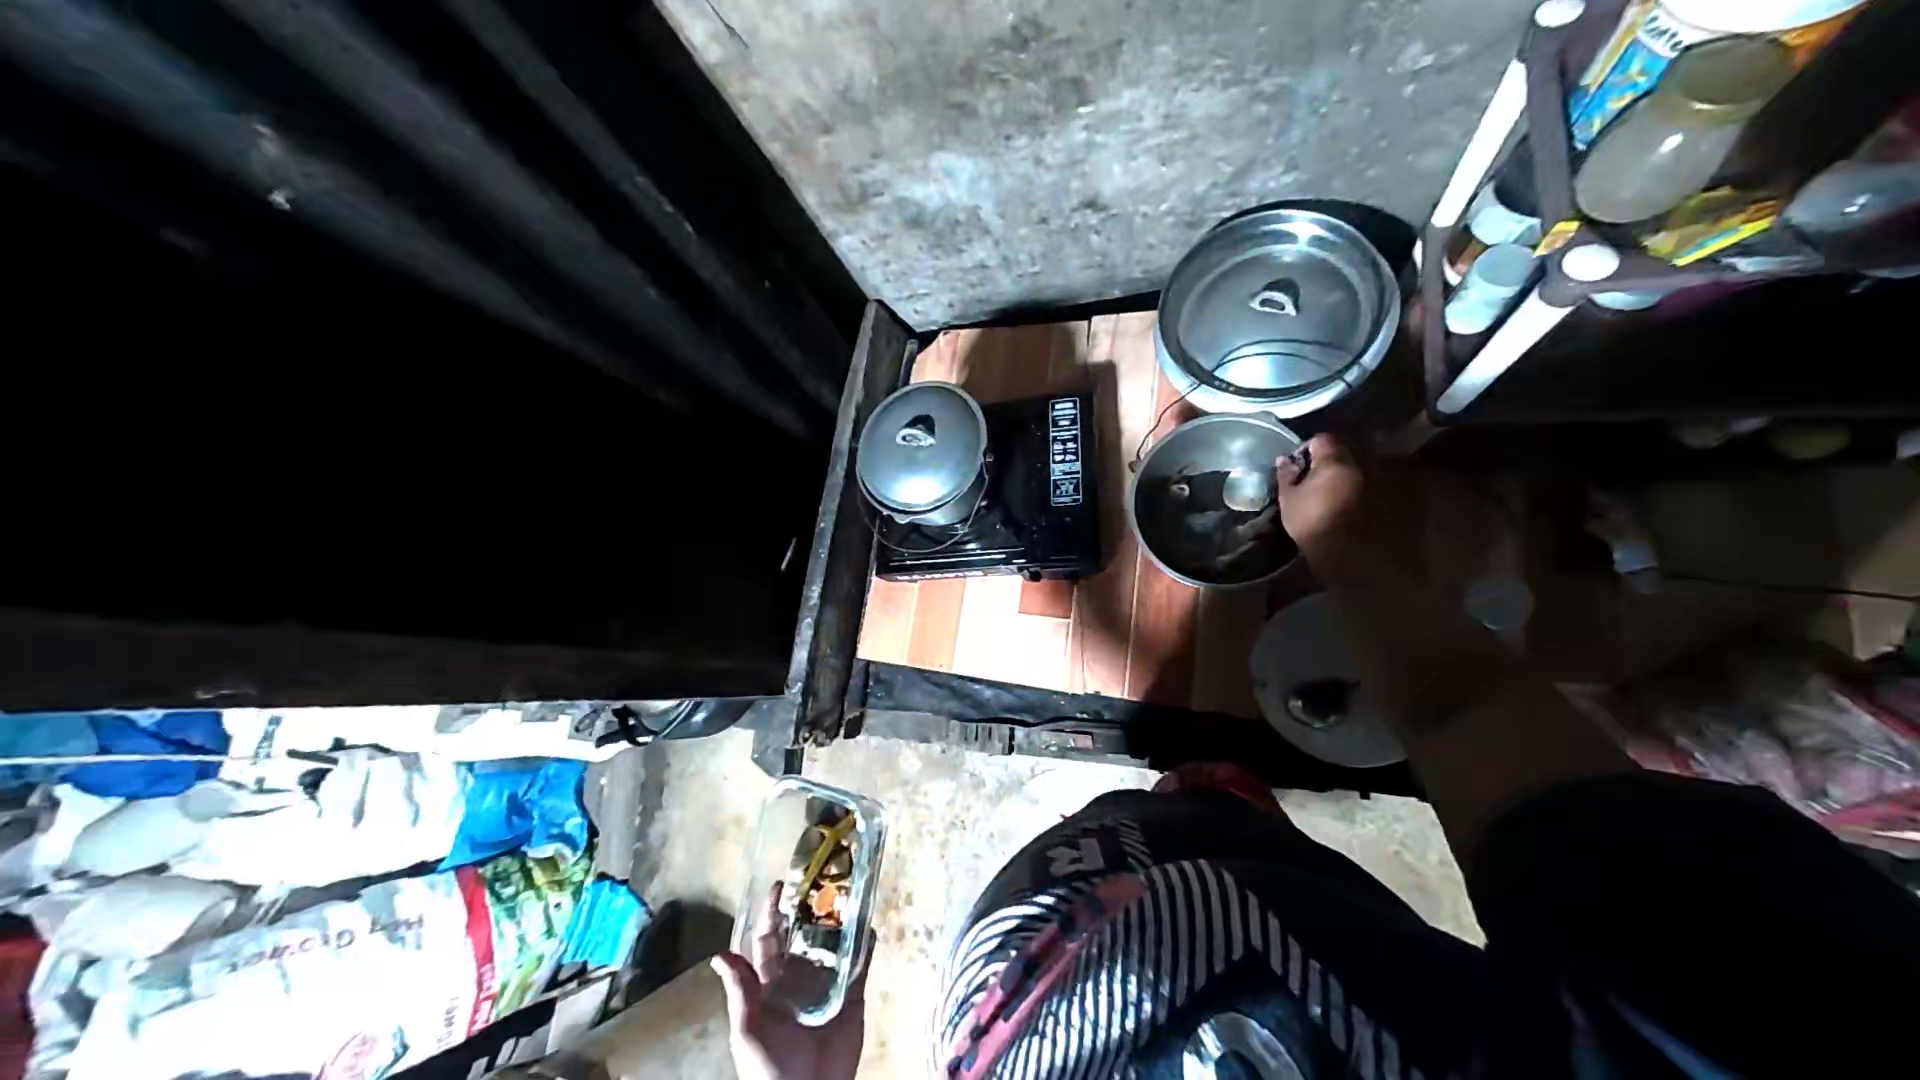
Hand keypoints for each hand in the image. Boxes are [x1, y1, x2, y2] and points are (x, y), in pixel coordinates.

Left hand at [711, 882, 866, 1079]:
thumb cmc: (770, 1065)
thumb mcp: (749, 1029)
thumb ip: (740, 991)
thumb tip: (719, 954)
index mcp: (771, 982)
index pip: (770, 939)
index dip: (774, 913)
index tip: (781, 885)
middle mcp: (799, 976)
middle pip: (805, 934)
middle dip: (812, 907)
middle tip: (823, 877)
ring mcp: (827, 984)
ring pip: (834, 944)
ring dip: (841, 920)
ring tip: (849, 891)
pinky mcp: (851, 996)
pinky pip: (860, 965)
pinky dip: (865, 944)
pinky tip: (869, 924)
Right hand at [1274, 434, 1365, 569]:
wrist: (1341, 550)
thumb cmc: (1310, 520)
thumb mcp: (1289, 497)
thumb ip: (1286, 474)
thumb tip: (1284, 459)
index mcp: (1333, 462)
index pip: (1322, 439)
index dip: (1306, 446)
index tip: (1296, 462)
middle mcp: (1354, 466)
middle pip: (1338, 450)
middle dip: (1321, 457)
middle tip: (1304, 473)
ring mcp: (1365, 480)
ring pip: (1347, 465)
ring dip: (1332, 471)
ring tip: (1316, 486)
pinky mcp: (1369, 495)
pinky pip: (1353, 479)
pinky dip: (1341, 482)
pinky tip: (1329, 497)